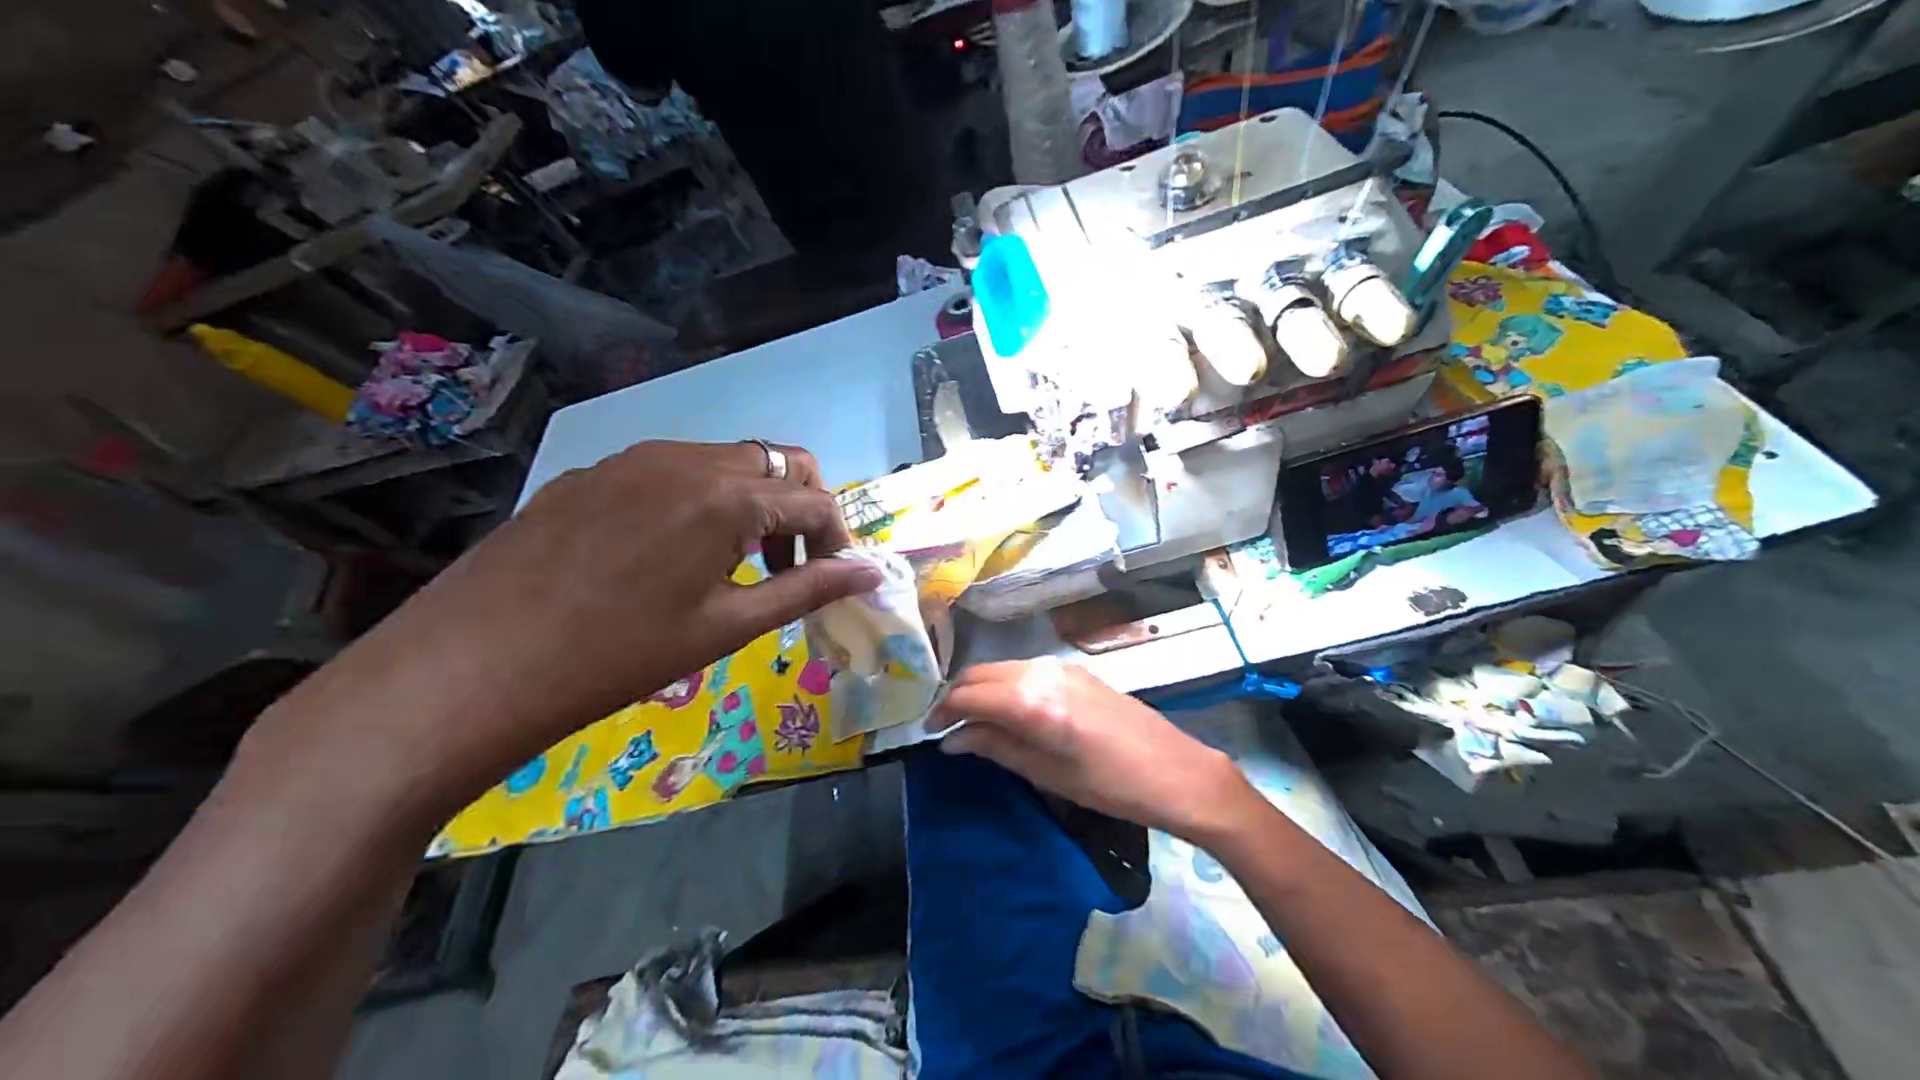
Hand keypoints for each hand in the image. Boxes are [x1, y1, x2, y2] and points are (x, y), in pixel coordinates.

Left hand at [242, 440, 878, 809]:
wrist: (471, 666)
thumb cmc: (619, 657)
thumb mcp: (726, 628)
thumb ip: (807, 590)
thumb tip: (871, 572)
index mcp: (727, 496)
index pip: (815, 499)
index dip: (837, 538)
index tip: (834, 578)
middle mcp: (685, 458)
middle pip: (775, 464)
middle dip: (798, 511)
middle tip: (786, 569)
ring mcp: (631, 459)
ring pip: (722, 462)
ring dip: (750, 503)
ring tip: (730, 565)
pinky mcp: (590, 474)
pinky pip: (668, 471)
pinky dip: (697, 501)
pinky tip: (665, 556)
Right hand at [929, 661, 1257, 841]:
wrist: (1175, 771)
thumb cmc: (1109, 785)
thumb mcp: (1047, 773)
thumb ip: (996, 747)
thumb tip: (952, 739)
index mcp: (1032, 701)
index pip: (969, 695)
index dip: (942, 712)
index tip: (929, 732)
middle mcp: (1041, 672)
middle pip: (980, 674)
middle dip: (956, 696)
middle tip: (945, 727)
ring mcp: (1061, 667)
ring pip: (1002, 669)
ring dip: (980, 689)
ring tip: (972, 721)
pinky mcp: (1076, 670)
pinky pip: (1024, 670)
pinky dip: (1005, 685)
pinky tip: (1006, 709)